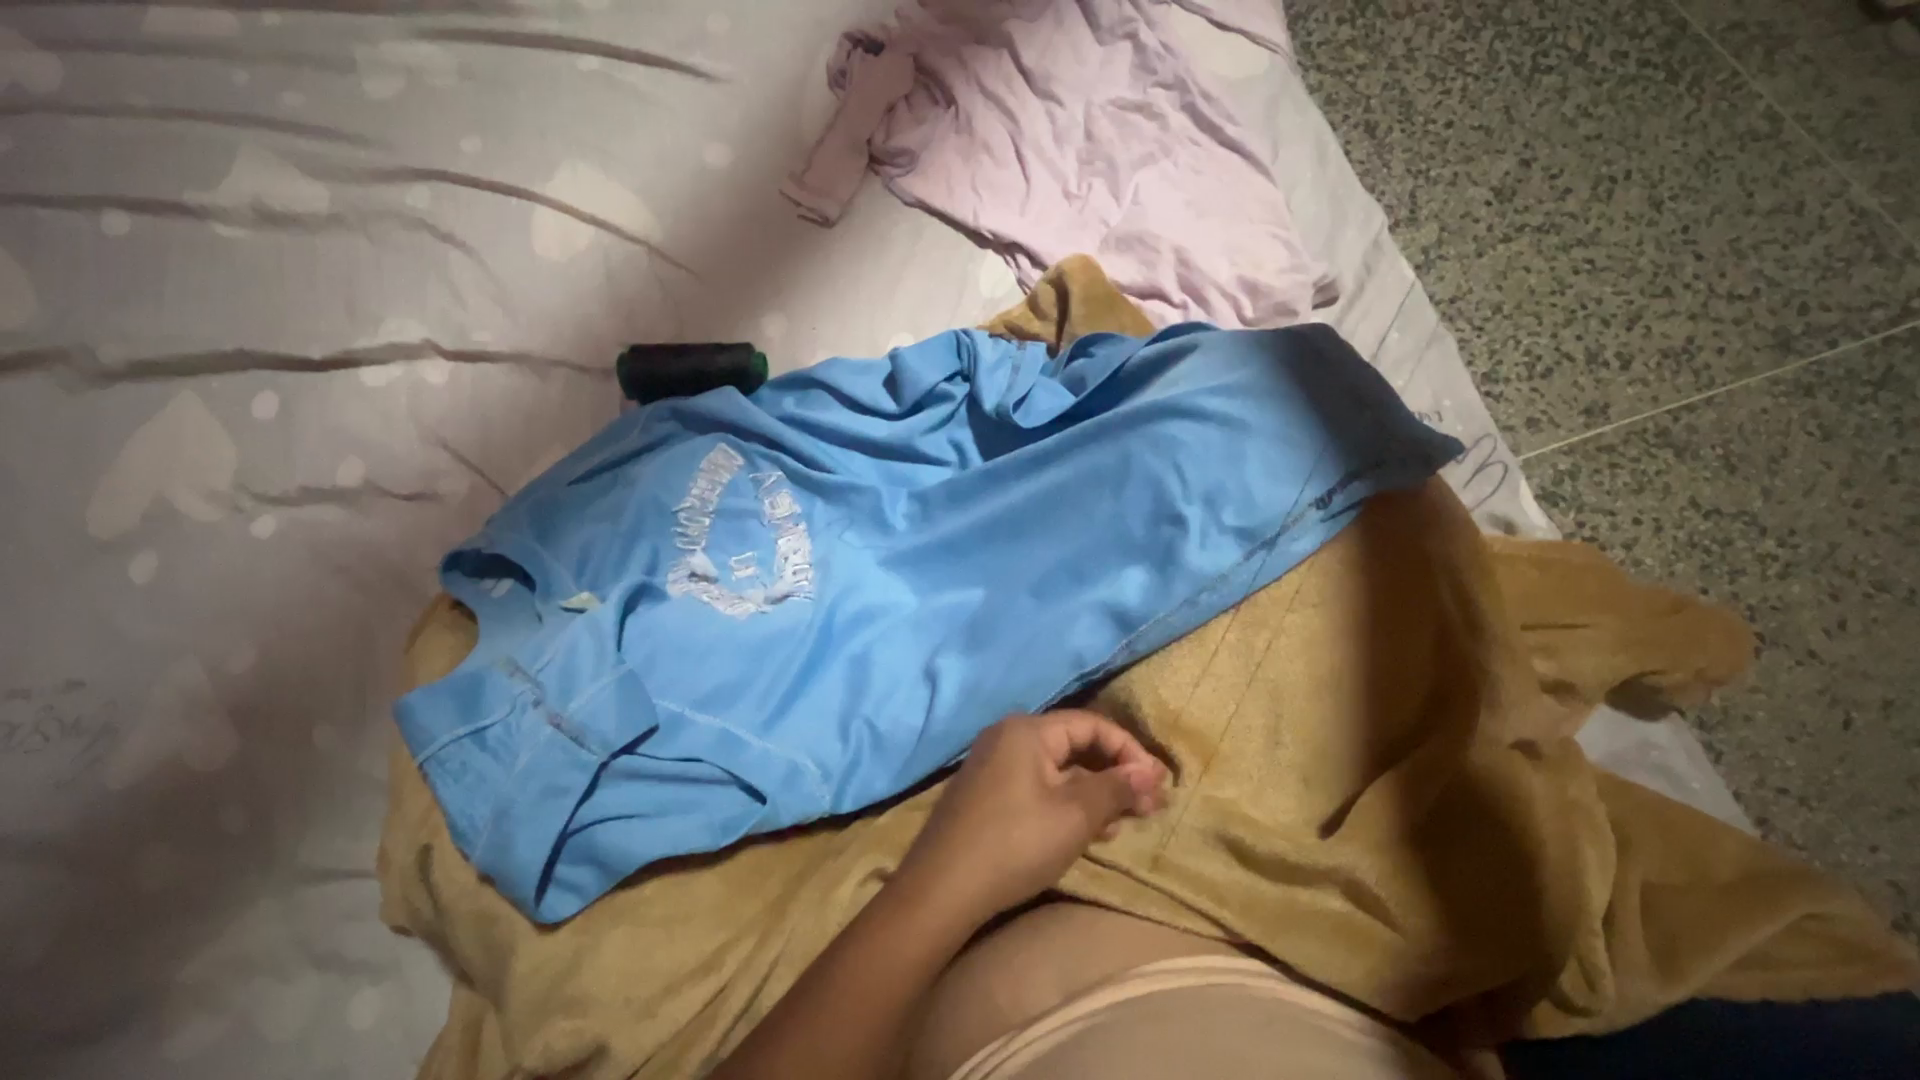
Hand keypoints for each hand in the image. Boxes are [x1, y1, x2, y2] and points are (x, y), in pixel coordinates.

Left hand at [894, 710, 1169, 926]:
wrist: (942, 889)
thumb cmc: (1015, 843)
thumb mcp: (1075, 815)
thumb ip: (1116, 788)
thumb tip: (1150, 773)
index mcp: (1027, 730)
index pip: (1092, 724)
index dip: (1130, 751)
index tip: (1158, 785)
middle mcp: (1007, 738)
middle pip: (1074, 746)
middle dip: (1115, 775)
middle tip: (1148, 808)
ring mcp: (992, 766)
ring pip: (1057, 771)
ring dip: (1094, 794)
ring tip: (1122, 825)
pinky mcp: (985, 796)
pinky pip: (1037, 787)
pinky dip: (1066, 804)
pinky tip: (1087, 832)